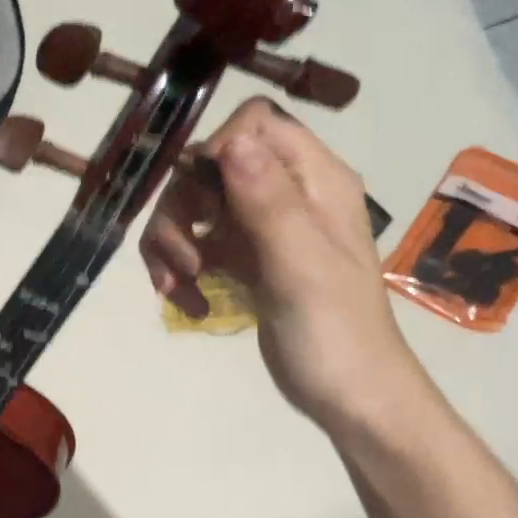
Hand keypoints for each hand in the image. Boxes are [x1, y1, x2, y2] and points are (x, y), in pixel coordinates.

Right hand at [139, 98, 423, 429]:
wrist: (346, 391)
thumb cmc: (333, 330)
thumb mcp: (300, 264)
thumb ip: (267, 201)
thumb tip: (229, 141)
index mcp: (314, 181)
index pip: (254, 126)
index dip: (212, 156)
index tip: (200, 209)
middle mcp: (285, 195)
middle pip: (209, 171)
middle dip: (178, 215)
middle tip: (182, 266)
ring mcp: (262, 231)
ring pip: (193, 211)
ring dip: (170, 249)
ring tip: (176, 289)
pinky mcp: (243, 263)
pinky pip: (195, 248)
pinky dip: (180, 273)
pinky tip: (189, 304)